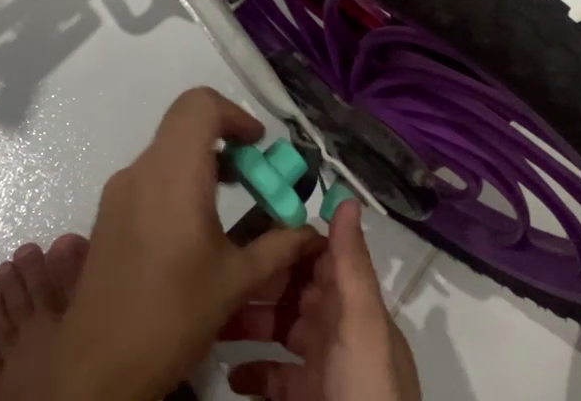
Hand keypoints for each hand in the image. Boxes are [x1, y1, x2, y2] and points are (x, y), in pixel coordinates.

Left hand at [47, 87, 323, 398]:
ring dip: (202, 162)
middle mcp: (141, 171)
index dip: (234, 114)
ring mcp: (119, 191)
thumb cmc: (173, 315)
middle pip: (184, 124)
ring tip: (232, 203)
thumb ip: (278, 246)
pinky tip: (196, 228)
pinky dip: (180, 182)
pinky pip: (150, 176)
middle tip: (253, 176)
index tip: (258, 147)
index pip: (199, 105)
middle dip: (225, 140)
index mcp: (174, 175)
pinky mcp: (108, 214)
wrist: (98, 366)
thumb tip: (311, 231)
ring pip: (167, 150)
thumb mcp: (237, 281)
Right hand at [224, 199, 421, 400]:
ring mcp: (321, 368)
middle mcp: (337, 330)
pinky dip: (251, 373)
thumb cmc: (367, 390)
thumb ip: (351, 265)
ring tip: (213, 326)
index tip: (246, 231)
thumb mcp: (362, 323)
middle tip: (217, 281)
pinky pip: (273, 379)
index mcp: (353, 305)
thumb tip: (346, 199)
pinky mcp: (306, 399)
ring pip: (279, 332)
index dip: (286, 245)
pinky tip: (231, 376)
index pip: (318, 259)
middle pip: (293, 294)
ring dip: (247, 326)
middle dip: (257, 285)